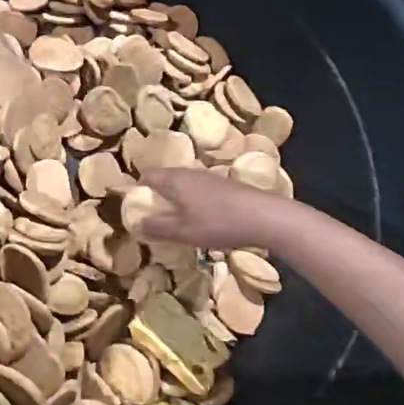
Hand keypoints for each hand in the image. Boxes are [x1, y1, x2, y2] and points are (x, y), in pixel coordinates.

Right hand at [139, 168, 284, 250]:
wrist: (266, 217)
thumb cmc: (218, 223)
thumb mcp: (183, 232)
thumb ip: (157, 227)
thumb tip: (137, 223)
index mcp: (174, 180)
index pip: (146, 176)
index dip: (138, 190)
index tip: (137, 208)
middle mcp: (189, 172)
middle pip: (164, 178)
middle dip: (156, 195)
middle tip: (155, 216)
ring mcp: (209, 176)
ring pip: (182, 183)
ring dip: (175, 197)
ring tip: (177, 219)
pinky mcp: (224, 184)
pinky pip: (198, 188)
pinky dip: (192, 199)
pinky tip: (202, 218)